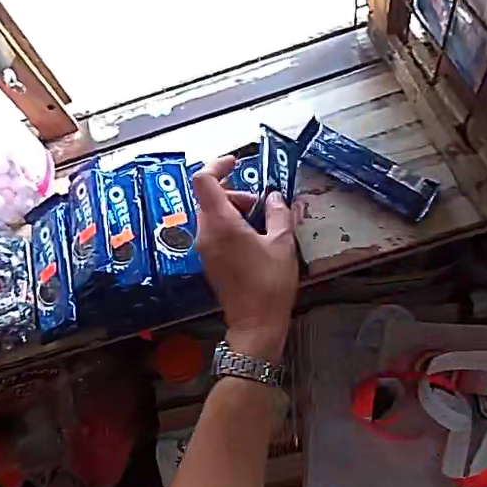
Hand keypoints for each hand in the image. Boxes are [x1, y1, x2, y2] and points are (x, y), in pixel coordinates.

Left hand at [191, 155, 298, 360]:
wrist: (256, 324)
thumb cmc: (270, 284)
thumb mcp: (283, 244)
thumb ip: (279, 213)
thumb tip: (275, 197)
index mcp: (221, 224)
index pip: (204, 180)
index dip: (218, 165)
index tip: (236, 162)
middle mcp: (206, 234)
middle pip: (210, 198)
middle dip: (235, 193)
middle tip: (262, 205)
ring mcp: (204, 249)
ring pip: (212, 215)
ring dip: (235, 211)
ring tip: (262, 224)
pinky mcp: (209, 262)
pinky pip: (214, 233)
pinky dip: (231, 226)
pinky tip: (254, 240)